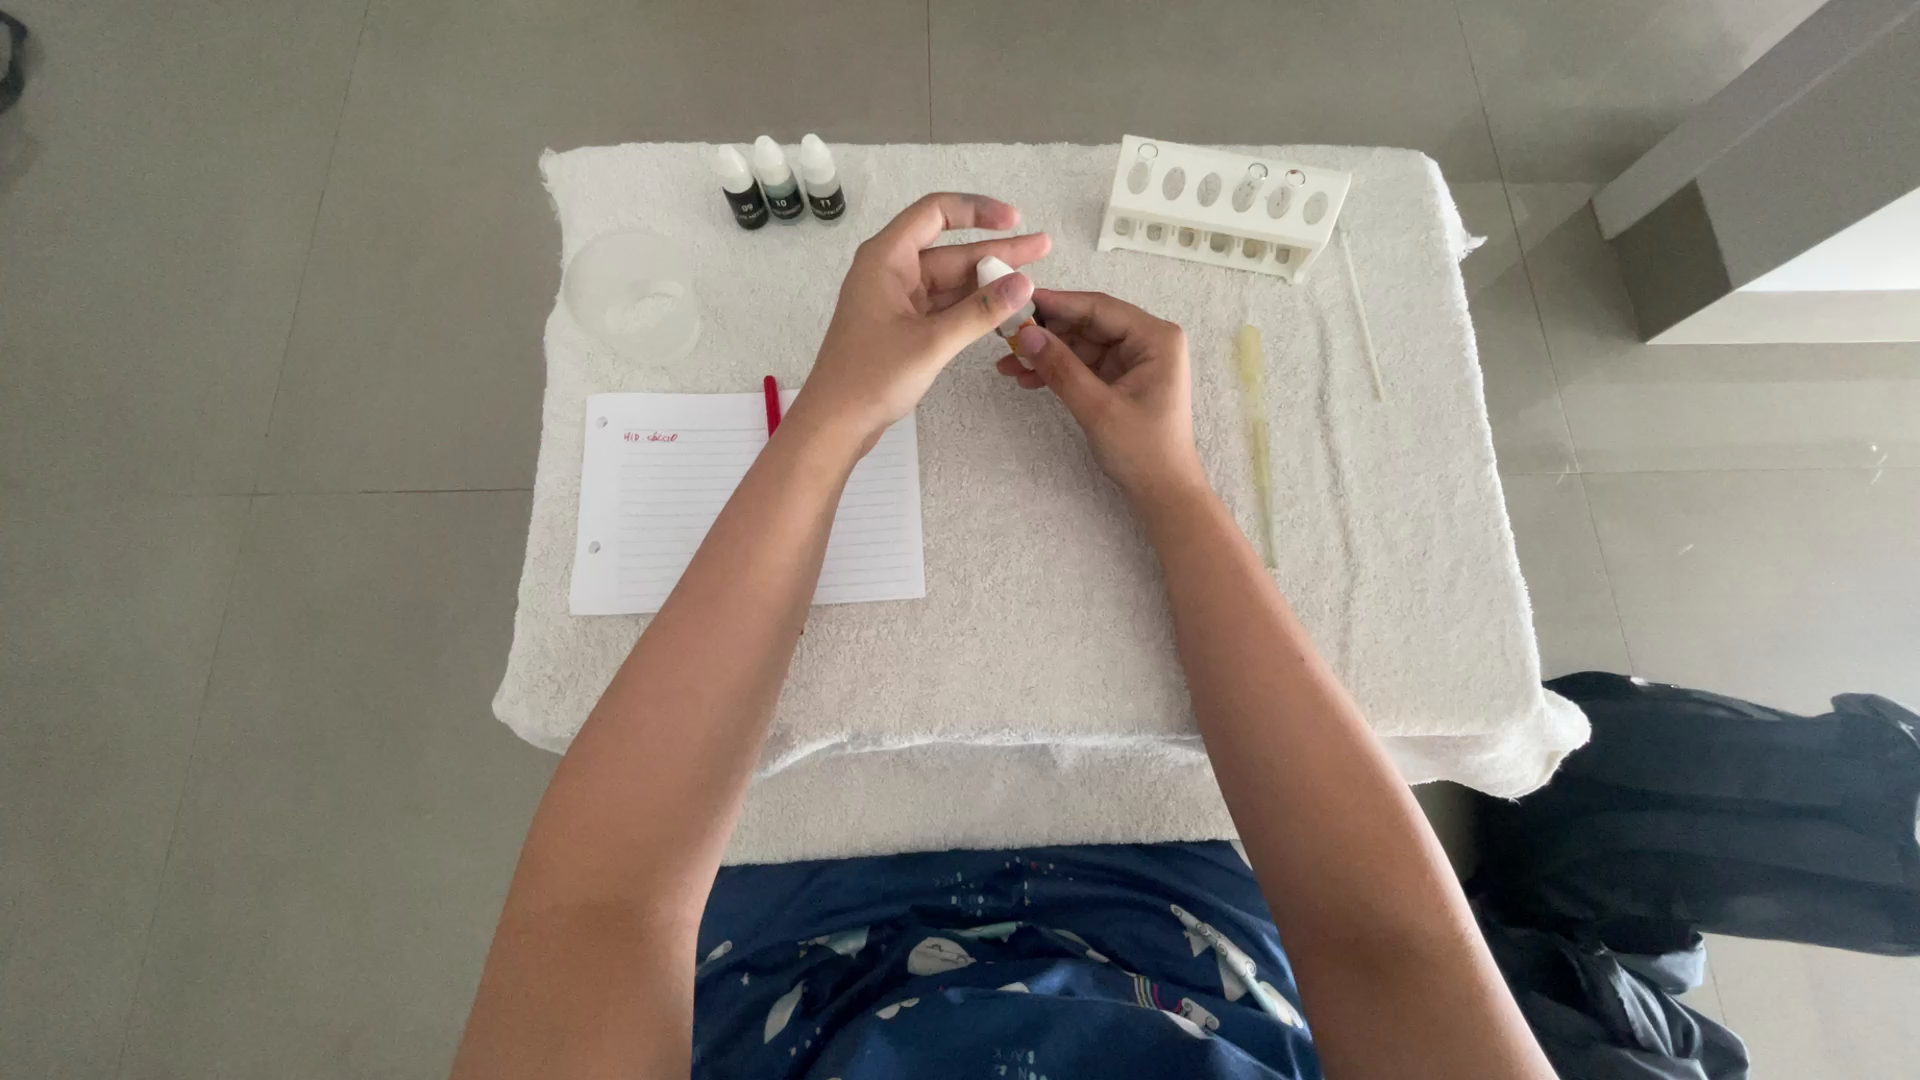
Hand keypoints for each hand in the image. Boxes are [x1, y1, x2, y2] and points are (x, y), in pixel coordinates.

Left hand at [791, 193, 1049, 445]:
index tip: (1015, 220)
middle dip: (996, 253)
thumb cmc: (872, 377)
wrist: (835, 422)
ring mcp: (897, 302)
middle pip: (951, 252)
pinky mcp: (902, 328)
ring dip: (987, 285)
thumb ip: (980, 312)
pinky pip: (943, 308)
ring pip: (950, 283)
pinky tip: (1001, 312)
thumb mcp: (932, 342)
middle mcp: (891, 272)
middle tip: (1044, 249)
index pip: (936, 213)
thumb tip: (1025, 283)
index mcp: (887, 258)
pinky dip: (970, 310)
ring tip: (1031, 284)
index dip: (977, 211)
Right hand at [996, 290, 1205, 502]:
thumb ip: (1061, 368)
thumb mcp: (1097, 407)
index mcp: (1156, 339)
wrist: (1162, 491)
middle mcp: (1148, 342)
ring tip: (1008, 364)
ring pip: (1081, 345)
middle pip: (1088, 324)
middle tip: (1006, 335)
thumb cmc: (1143, 451)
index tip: (1019, 301)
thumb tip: (1026, 336)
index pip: (1099, 308)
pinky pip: (1084, 365)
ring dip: (1047, 354)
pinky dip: (1058, 371)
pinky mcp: (1121, 380)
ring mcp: (1134, 361)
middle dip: (1047, 332)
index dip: (1057, 304)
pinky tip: (1028, 378)